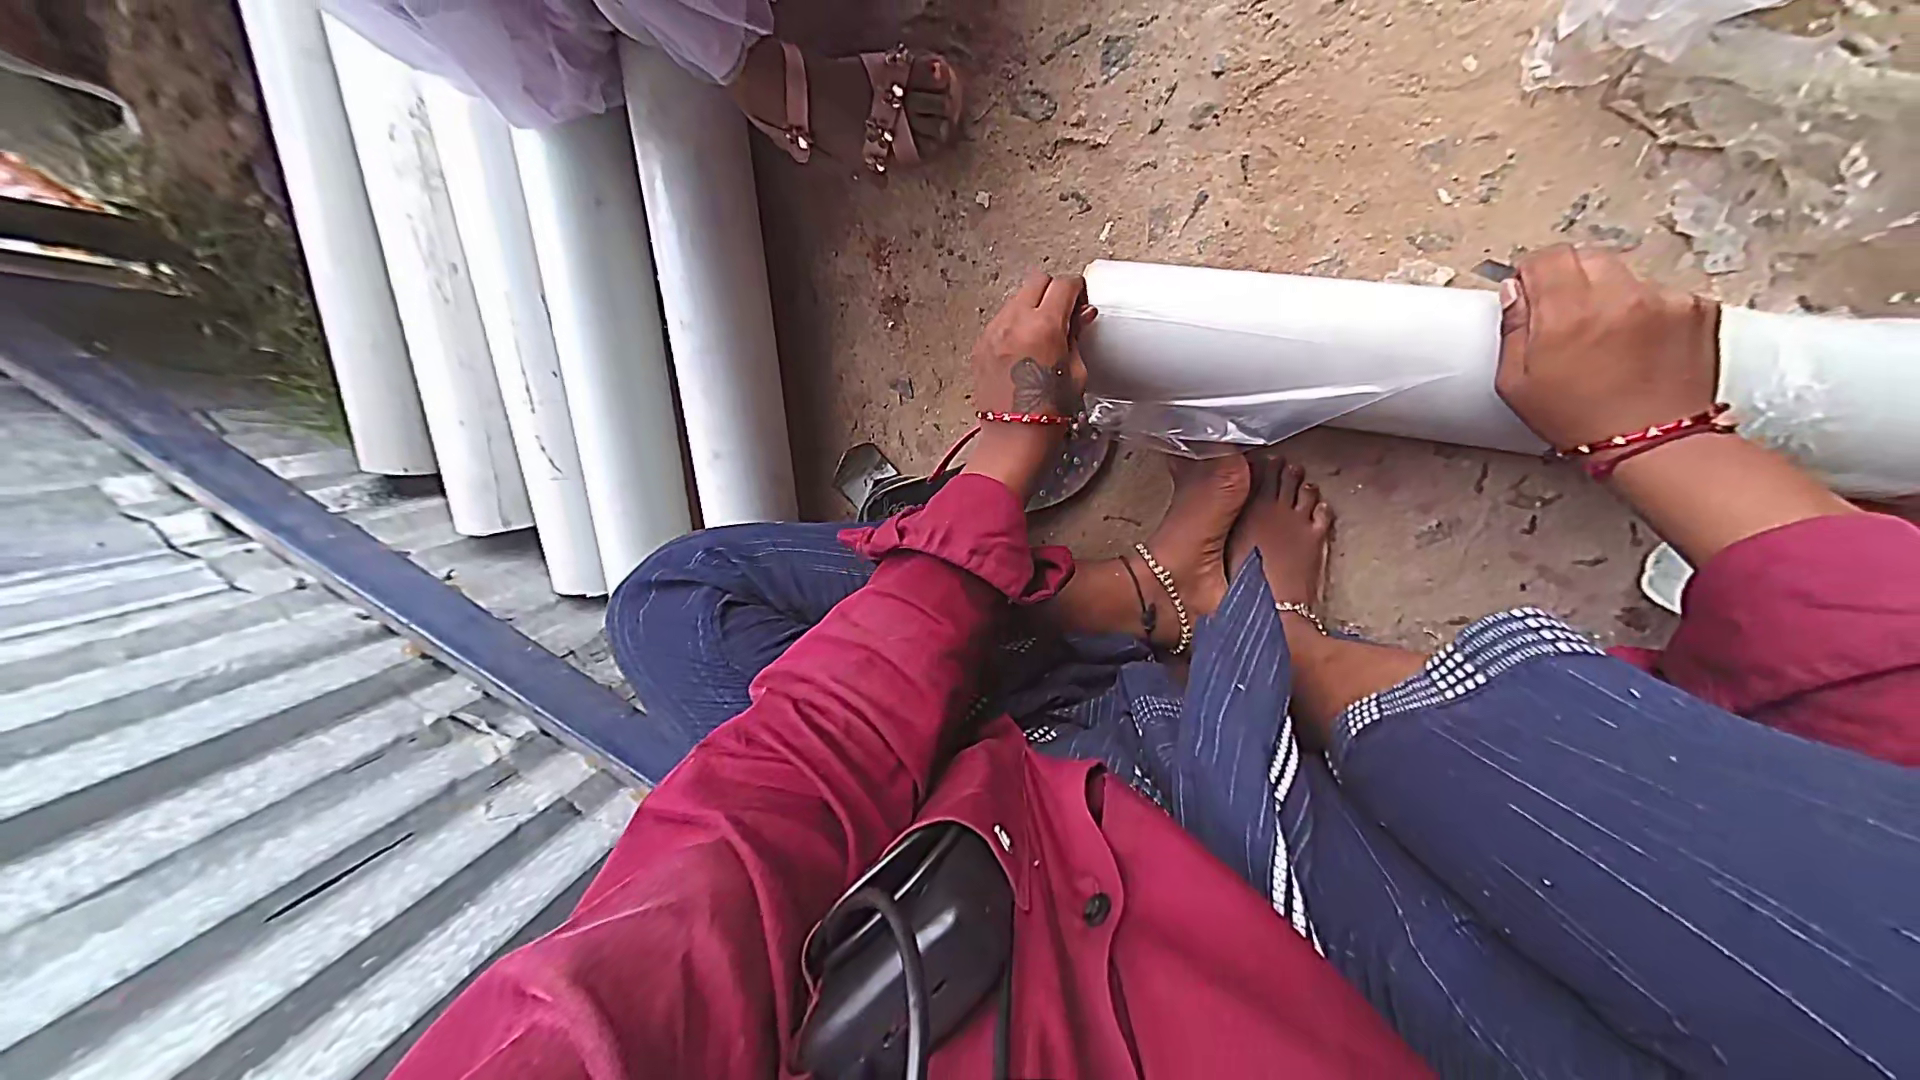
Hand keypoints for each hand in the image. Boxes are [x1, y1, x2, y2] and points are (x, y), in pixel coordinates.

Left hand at [962, 270, 1093, 496]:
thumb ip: (1077, 336)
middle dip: (1052, 292)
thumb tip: (1081, 316)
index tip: (1080, 300)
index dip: (1076, 290)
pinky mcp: (981, 347)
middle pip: (1036, 282)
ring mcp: (993, 334)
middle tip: (1063, 312)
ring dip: (1031, 307)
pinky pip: (1000, 321)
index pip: (1063, 285)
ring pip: (1015, 299)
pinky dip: (1014, 325)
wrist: (1013, 439)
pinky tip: (1024, 348)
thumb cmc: (1047, 415)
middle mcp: (1014, 324)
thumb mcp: (1075, 372)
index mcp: (1043, 327)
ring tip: (1042, 334)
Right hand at [1495, 246, 1719, 451]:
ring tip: (1601, 338)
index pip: (1548, 258)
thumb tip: (1515, 291)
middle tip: (1560, 316)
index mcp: (1567, 314)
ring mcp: (1665, 298)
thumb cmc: (1574, 416)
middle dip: (1568, 279)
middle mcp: (1620, 296)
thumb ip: (1512, 329)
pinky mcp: (1697, 306)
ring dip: (1606, 295)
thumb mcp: (1515, 382)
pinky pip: (1658, 293)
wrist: (1651, 438)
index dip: (1532, 271)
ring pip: (1623, 276)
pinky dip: (1641, 310)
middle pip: (1587, 257)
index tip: (1528, 289)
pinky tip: (1633, 344)